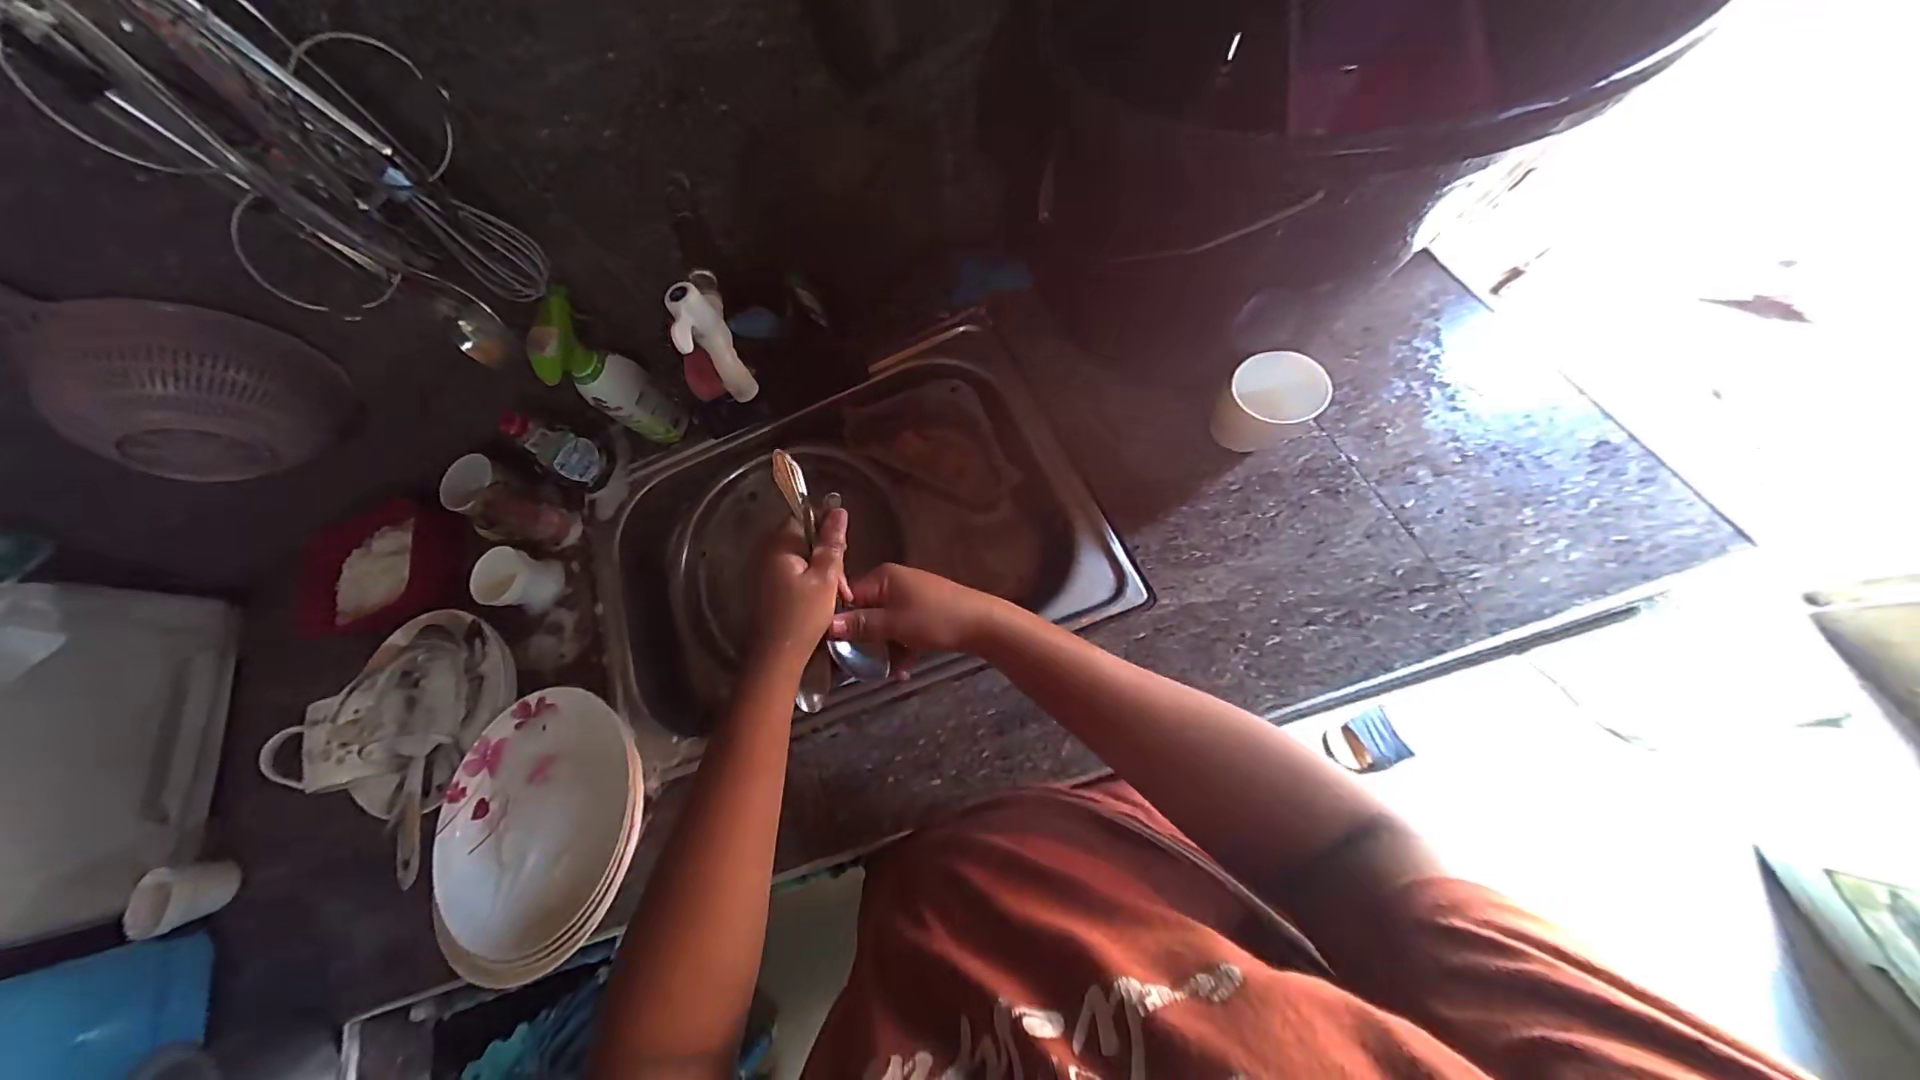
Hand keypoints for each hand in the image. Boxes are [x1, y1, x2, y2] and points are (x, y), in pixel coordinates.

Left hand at [752, 506, 847, 666]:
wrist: (778, 657)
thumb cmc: (803, 615)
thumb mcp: (826, 577)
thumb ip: (832, 543)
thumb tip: (838, 509)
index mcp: (779, 546)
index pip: (803, 518)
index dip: (826, 530)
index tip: (842, 552)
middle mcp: (768, 555)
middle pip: (804, 541)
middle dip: (827, 557)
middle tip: (842, 583)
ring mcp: (767, 574)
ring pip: (803, 561)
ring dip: (823, 574)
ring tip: (837, 596)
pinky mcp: (771, 591)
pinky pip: (796, 577)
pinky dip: (812, 585)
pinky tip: (824, 603)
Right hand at [828, 564, 1010, 671]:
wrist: (983, 624)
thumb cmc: (935, 619)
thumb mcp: (893, 624)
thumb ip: (859, 624)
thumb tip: (826, 625)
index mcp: (882, 577)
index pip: (846, 596)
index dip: (836, 620)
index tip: (828, 645)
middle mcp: (893, 583)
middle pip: (864, 613)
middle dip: (862, 641)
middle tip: (857, 666)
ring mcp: (909, 597)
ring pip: (883, 625)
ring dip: (884, 649)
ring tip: (888, 672)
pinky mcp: (922, 612)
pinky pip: (901, 630)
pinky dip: (901, 647)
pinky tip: (905, 669)